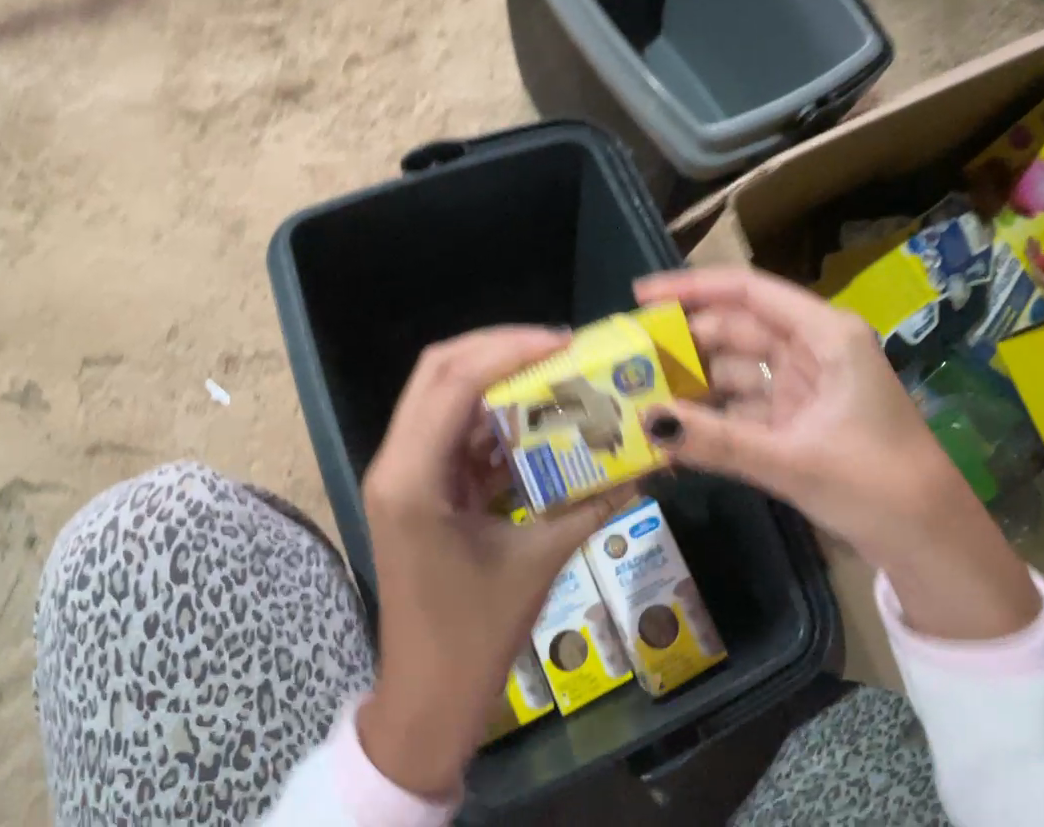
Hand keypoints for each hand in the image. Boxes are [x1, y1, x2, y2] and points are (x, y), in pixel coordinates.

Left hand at [357, 327, 638, 799]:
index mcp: (412, 477)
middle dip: (499, 350)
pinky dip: (494, 421)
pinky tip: (540, 423)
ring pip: (445, 399)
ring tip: (556, 373)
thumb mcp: (538, 563)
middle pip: (439, 372)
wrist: (428, 702)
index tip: (565, 342)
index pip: (454, 382)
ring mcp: (403, 475)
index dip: (508, 350)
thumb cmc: (475, 638)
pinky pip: (455, 435)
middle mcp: (397, 463)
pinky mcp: (419, 491)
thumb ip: (590, 504)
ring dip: (498, 383)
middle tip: (560, 347)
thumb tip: (647, 463)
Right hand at [634, 268, 1039, 641]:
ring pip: (734, 373)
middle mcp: (812, 351)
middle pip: (734, 332)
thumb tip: (647, 422)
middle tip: (625, 361)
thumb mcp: (793, 461)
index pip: (748, 293)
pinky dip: (710, 419)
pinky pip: (742, 409)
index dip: (691, 288)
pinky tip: (672, 432)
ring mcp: (803, 388)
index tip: (640, 295)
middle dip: (682, 345)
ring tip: (636, 397)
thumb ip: (717, 441)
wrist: (932, 544)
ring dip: (691, 386)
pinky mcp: (796, 422)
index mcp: (825, 336)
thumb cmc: (877, 485)